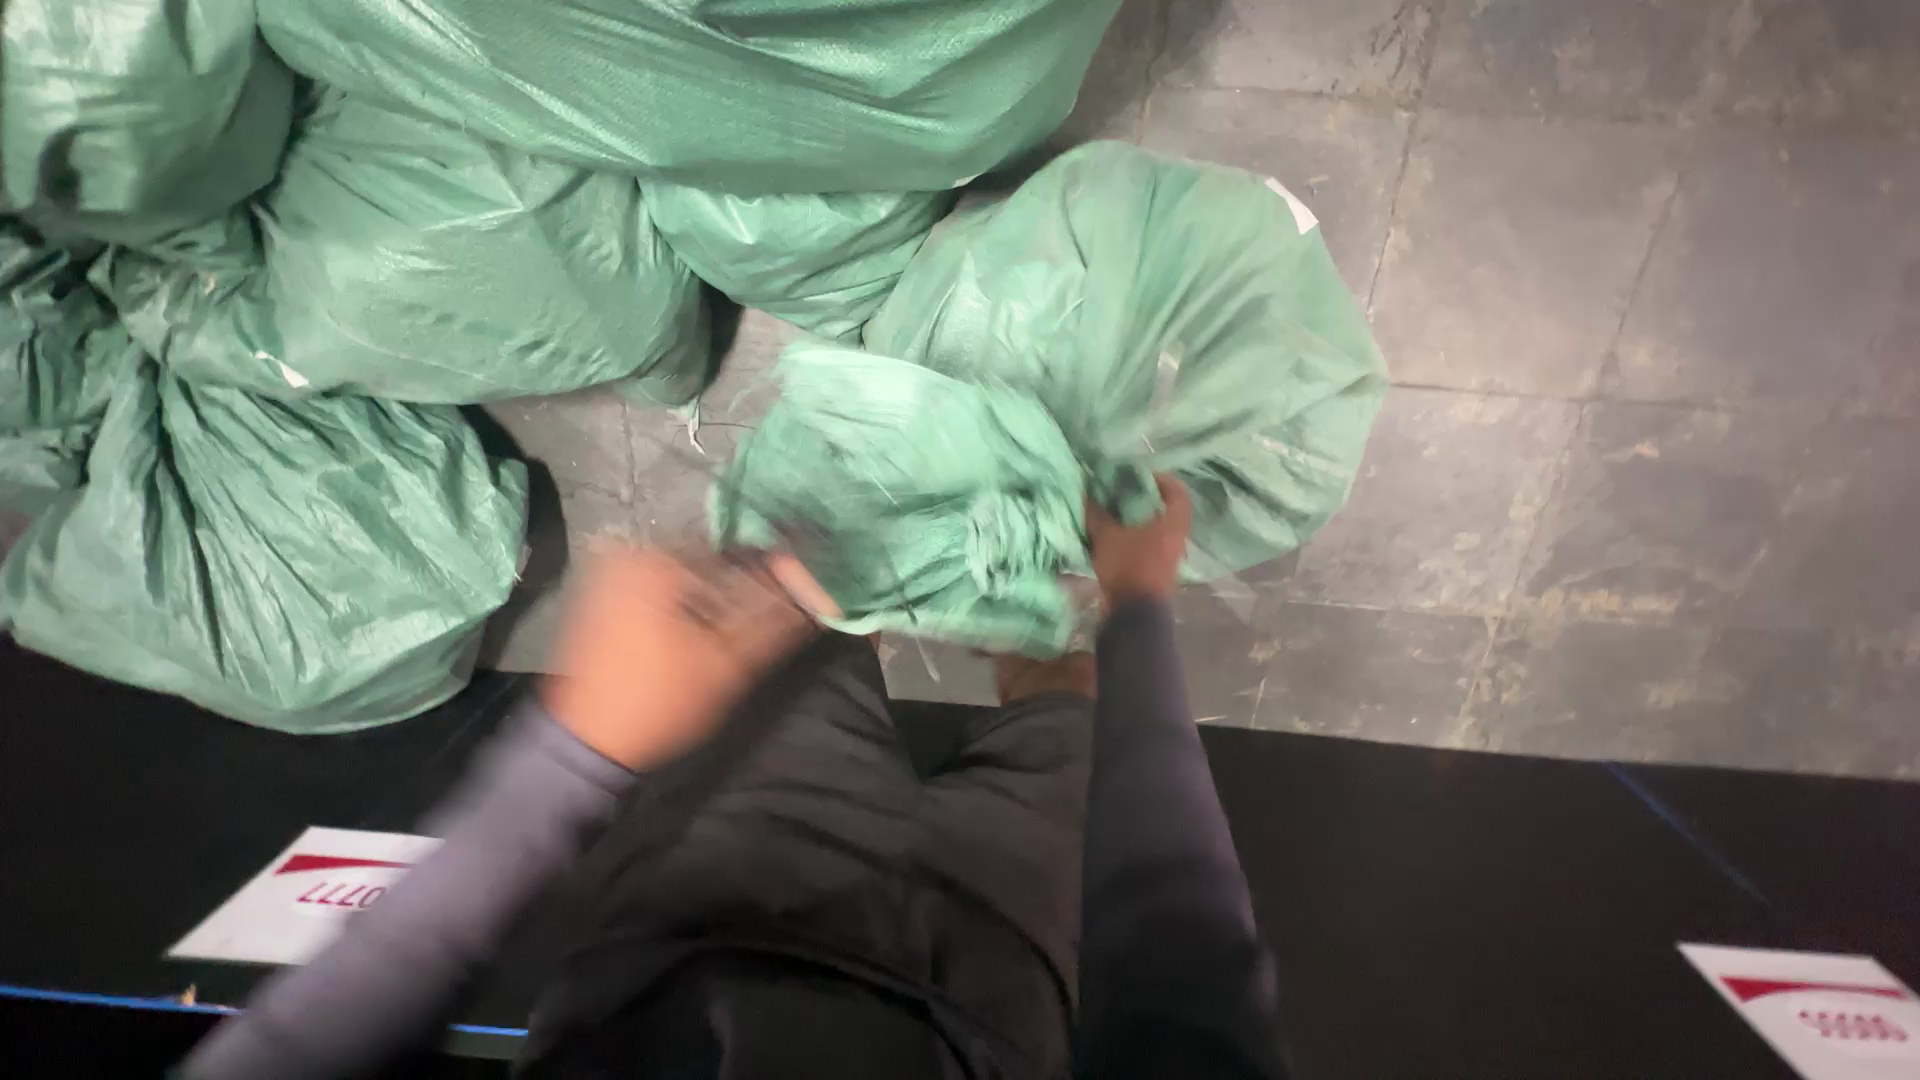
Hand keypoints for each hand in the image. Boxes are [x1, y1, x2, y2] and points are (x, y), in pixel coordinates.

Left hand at [541, 547, 829, 769]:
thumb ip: (778, 622)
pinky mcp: (602, 598)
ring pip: (690, 579)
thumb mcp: (729, 663)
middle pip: (713, 565)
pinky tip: (703, 634)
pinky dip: (688, 606)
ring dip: (718, 600)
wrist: (588, 744)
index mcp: (657, 560)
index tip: (799, 599)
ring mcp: (610, 575)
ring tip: (740, 631)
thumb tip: (821, 597)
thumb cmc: (660, 702)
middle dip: (745, 590)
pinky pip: (663, 590)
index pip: (738, 554)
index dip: (774, 578)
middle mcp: (629, 554)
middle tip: (772, 620)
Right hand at [1086, 473, 1191, 609]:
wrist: (1135, 613)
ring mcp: (1170, 556)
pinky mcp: (1159, 571)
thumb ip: (1097, 514)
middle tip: (1124, 492)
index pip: (1178, 492)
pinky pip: (1150, 546)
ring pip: (1158, 530)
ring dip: (1140, 521)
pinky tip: (1115, 537)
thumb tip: (1086, 494)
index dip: (1162, 479)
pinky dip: (1136, 537)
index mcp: (1173, 524)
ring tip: (1116, 513)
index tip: (1142, 475)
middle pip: (1167, 511)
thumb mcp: (1107, 536)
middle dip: (1147, 500)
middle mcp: (1177, 538)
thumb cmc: (1128, 567)